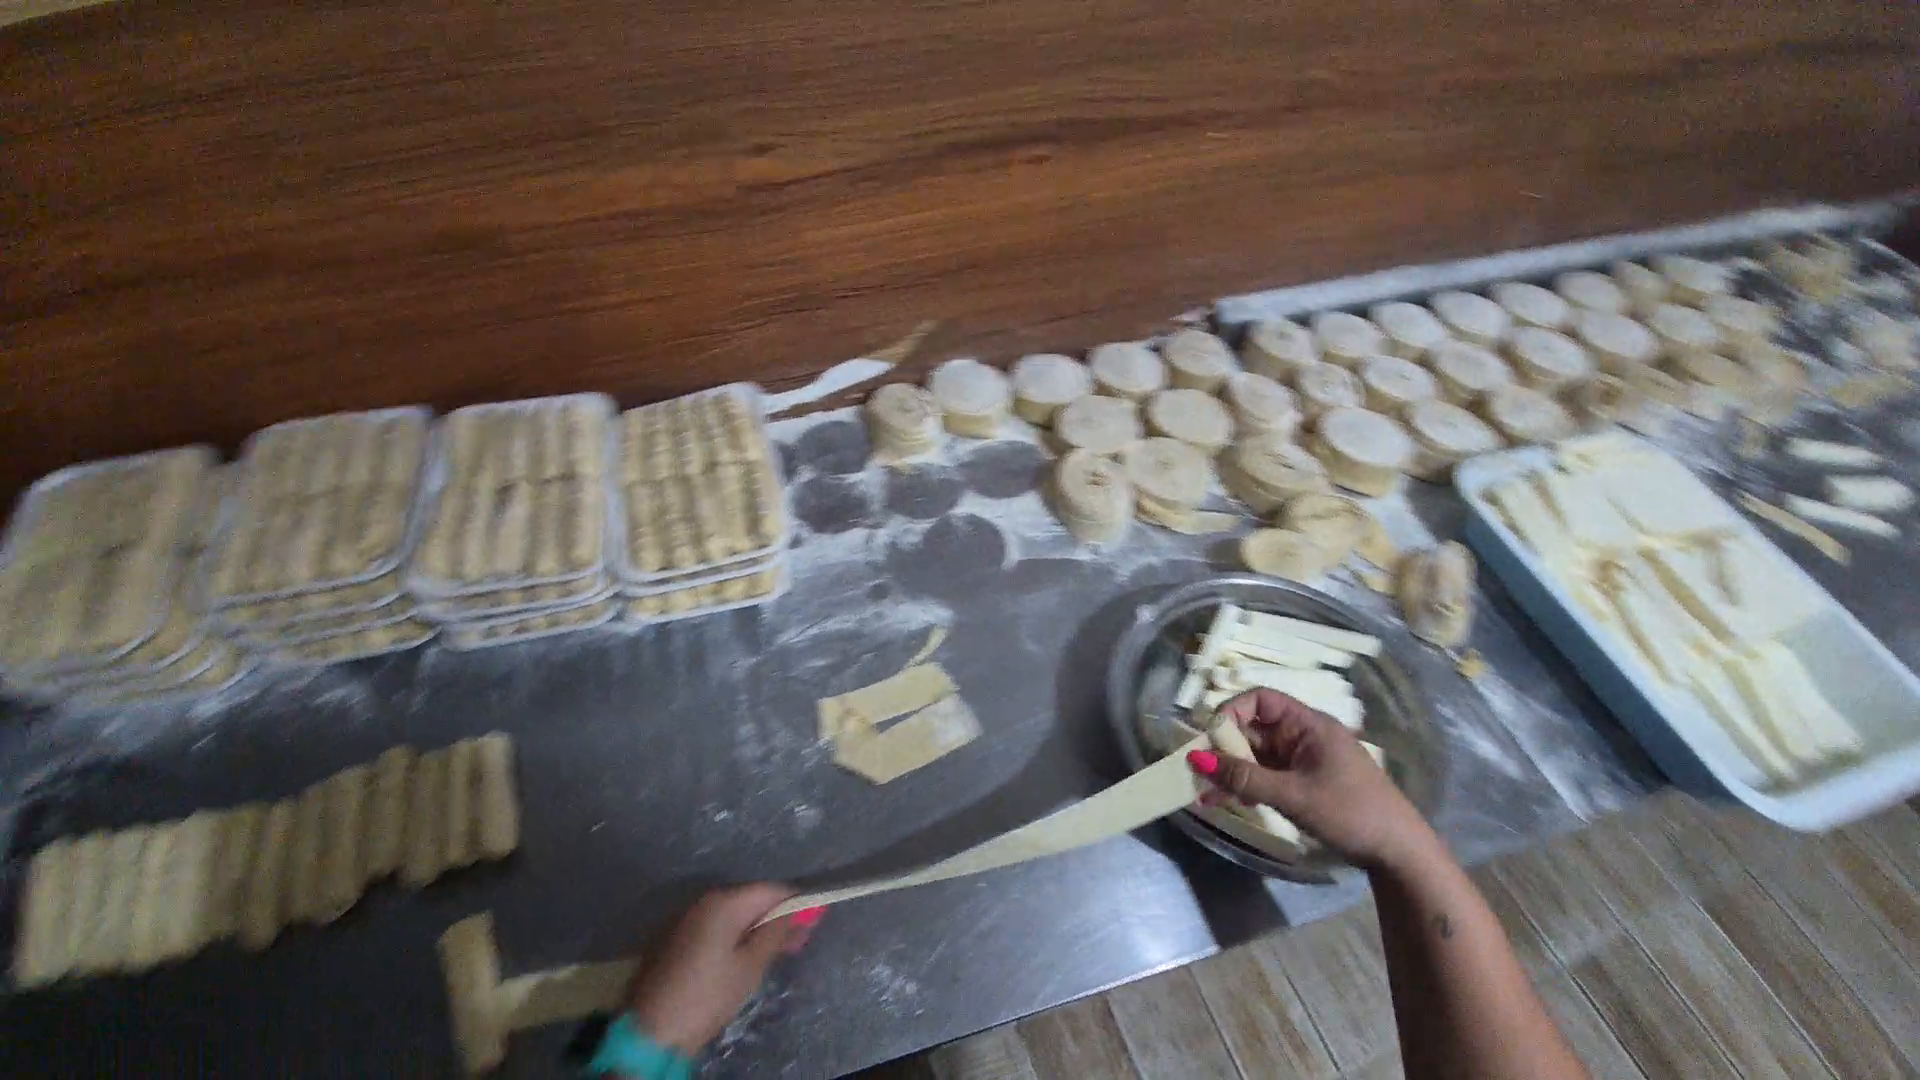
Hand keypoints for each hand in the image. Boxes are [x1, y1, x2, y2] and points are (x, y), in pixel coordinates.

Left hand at [626, 884, 823, 1054]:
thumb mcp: (750, 967)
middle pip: (751, 900)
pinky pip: (714, 928)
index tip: (813, 922)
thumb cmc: (708, 996)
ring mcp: (686, 919)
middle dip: (776, 918)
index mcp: (724, 902)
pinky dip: (734, 937)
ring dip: (756, 929)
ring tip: (776, 953)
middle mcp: (704, 901)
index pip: (771, 890)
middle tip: (799, 942)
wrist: (650, 1032)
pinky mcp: (675, 939)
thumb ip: (776, 933)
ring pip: (732, 916)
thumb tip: (797, 910)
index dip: (796, 903)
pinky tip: (744, 958)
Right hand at [1189, 688, 1433, 866]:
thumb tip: (1197, 759)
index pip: (1260, 700)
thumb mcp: (1293, 796)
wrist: (1399, 854)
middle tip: (1198, 772)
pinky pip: (1265, 775)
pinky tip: (1223, 801)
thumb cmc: (1351, 814)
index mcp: (1308, 725)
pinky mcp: (1303, 782)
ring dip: (1230, 771)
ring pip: (1255, 755)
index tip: (1211, 739)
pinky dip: (1245, 784)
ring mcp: (1303, 760)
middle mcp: (1303, 736)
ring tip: (1204, 793)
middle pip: (1253, 729)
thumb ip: (1245, 778)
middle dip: (1224, 748)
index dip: (1231, 712)